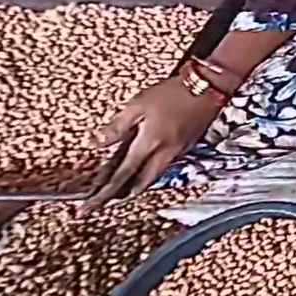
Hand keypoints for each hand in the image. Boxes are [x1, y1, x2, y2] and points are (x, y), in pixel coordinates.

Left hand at [86, 77, 222, 208]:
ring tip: (123, 182)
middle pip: (142, 183)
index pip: (122, 176)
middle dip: (122, 194)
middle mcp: (165, 153)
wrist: (209, 87)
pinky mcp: (188, 145)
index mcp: (149, 144)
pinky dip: (152, 170)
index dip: (102, 194)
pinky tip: (147, 162)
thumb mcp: (138, 104)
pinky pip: (166, 164)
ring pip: (155, 175)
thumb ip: (117, 126)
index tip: (86, 209)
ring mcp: (180, 150)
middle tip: (105, 198)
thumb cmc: (173, 93)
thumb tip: (98, 143)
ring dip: (138, 182)